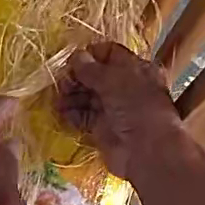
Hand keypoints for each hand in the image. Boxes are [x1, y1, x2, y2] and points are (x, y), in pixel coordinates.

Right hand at [57, 42, 192, 182]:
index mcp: (135, 69)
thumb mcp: (114, 80)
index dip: (91, 55)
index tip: (72, 60)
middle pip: (95, 76)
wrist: (146, 150)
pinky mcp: (103, 128)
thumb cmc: (136, 107)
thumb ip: (92, 69)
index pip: (110, 54)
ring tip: (59, 101)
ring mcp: (113, 109)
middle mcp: (124, 87)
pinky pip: (84, 117)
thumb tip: (76, 56)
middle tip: (62, 83)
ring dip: (71, 96)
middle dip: (77, 78)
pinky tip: (63, 114)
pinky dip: (73, 114)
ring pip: (87, 97)